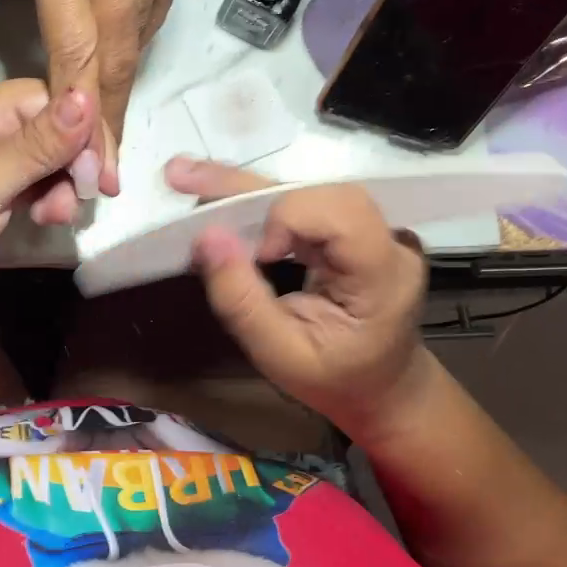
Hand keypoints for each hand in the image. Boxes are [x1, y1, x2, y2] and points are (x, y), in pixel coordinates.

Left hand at [0, 80, 96, 312]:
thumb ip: (37, 146)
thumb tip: (86, 96)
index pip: (50, 99)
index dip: (82, 134)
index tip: (101, 178)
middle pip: (53, 126)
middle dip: (76, 163)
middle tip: (89, 200)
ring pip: (49, 156)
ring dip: (63, 185)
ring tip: (56, 218)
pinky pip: (35, 179)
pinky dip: (48, 197)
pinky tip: (46, 218)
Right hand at [166, 157, 433, 433]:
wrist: (378, 390)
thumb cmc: (332, 381)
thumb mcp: (279, 355)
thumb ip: (242, 300)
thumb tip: (206, 237)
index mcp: (382, 274)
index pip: (340, 211)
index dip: (288, 219)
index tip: (259, 257)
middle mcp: (386, 240)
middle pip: (319, 190)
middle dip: (247, 186)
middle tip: (181, 176)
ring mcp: (370, 231)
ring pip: (306, 190)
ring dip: (245, 189)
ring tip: (187, 180)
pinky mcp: (348, 231)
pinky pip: (303, 204)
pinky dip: (258, 204)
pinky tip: (218, 200)